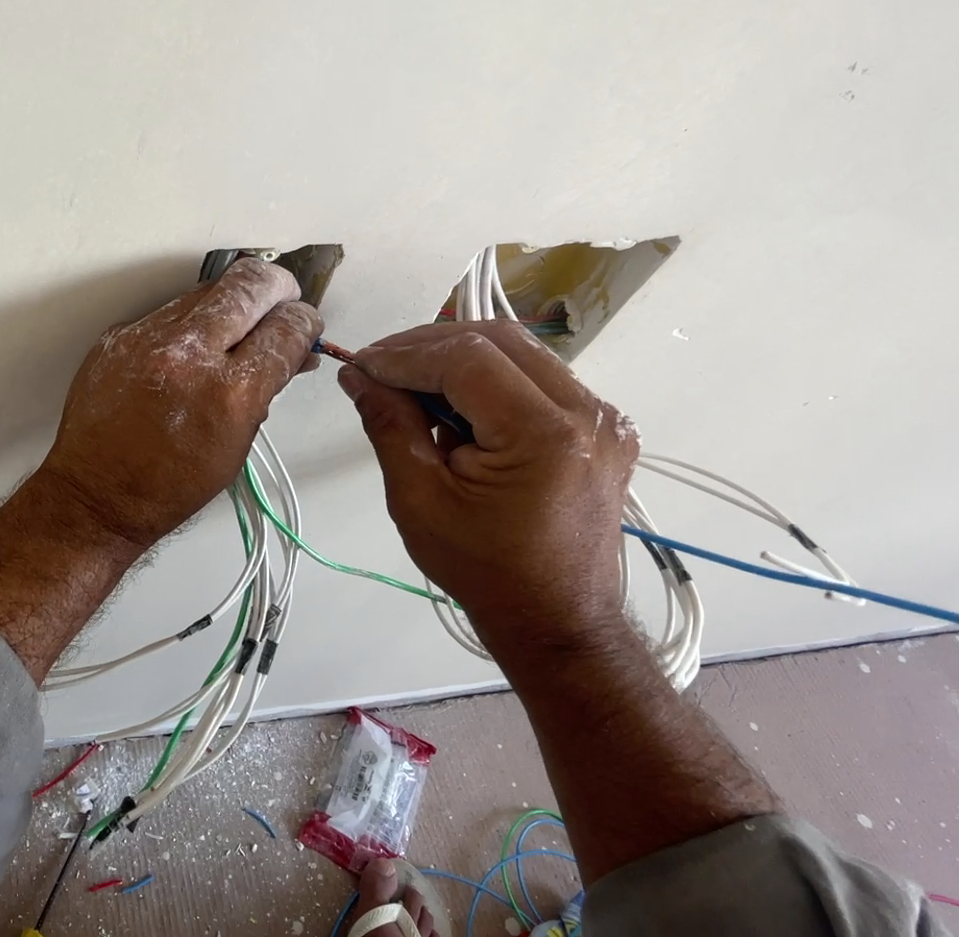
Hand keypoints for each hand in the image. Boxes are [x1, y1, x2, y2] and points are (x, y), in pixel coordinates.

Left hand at [38, 258, 322, 547]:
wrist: (96, 492)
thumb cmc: (168, 484)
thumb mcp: (236, 445)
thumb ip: (265, 391)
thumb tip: (290, 355)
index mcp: (231, 393)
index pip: (286, 328)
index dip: (305, 323)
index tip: (304, 326)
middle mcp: (190, 355)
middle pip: (250, 284)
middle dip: (276, 287)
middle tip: (281, 299)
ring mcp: (148, 339)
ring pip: (207, 289)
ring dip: (231, 301)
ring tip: (235, 326)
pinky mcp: (118, 336)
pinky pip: (167, 311)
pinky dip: (187, 323)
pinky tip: (188, 348)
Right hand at [336, 321, 637, 650]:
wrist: (555, 618)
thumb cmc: (481, 568)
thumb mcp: (417, 499)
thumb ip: (389, 426)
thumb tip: (355, 376)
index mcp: (544, 435)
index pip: (466, 357)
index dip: (405, 355)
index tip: (360, 368)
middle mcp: (586, 413)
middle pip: (497, 339)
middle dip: (428, 346)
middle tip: (378, 368)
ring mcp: (602, 417)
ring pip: (519, 352)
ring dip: (457, 357)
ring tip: (409, 384)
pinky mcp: (600, 427)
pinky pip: (537, 377)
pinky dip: (488, 378)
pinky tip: (453, 405)